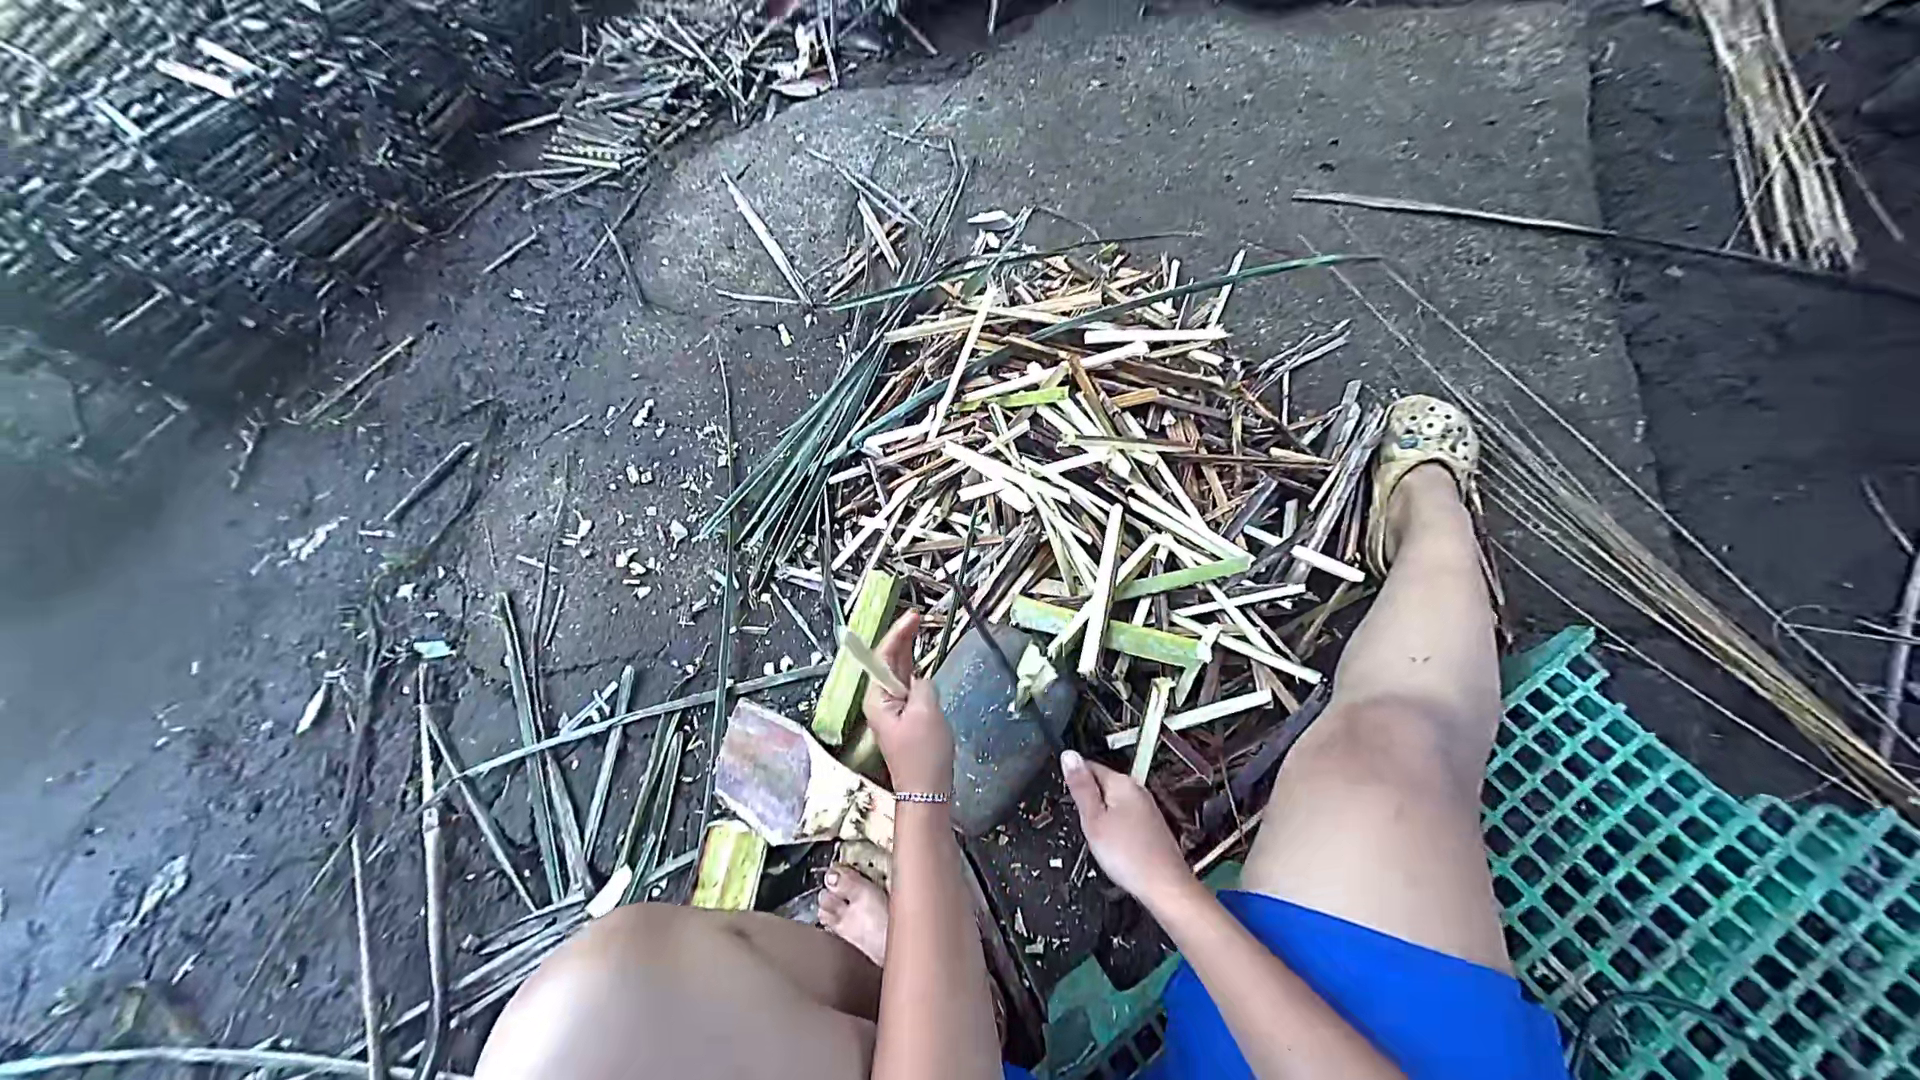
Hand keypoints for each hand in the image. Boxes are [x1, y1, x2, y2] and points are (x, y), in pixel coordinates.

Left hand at [861, 611, 954, 793]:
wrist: (927, 791)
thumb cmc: (924, 755)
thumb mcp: (927, 711)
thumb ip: (923, 685)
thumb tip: (921, 679)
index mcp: (877, 699)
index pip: (883, 657)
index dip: (898, 634)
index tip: (913, 617)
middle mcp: (880, 702)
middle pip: (889, 662)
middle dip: (902, 638)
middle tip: (918, 618)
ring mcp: (892, 710)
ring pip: (899, 672)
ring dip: (909, 651)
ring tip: (919, 630)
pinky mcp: (905, 718)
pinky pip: (908, 686)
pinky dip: (916, 670)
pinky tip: (921, 660)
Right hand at [1060, 750, 1197, 906]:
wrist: (1165, 887)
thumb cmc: (1129, 856)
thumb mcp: (1093, 820)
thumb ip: (1080, 786)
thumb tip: (1068, 755)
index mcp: (1122, 782)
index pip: (1089, 765)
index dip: (1074, 782)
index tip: (1072, 803)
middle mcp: (1137, 789)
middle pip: (1101, 785)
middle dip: (1089, 803)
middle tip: (1088, 827)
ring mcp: (1146, 807)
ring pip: (1112, 803)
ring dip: (1102, 817)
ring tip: (1102, 840)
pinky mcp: (1151, 825)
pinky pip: (1124, 818)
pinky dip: (1116, 829)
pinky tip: (1117, 848)